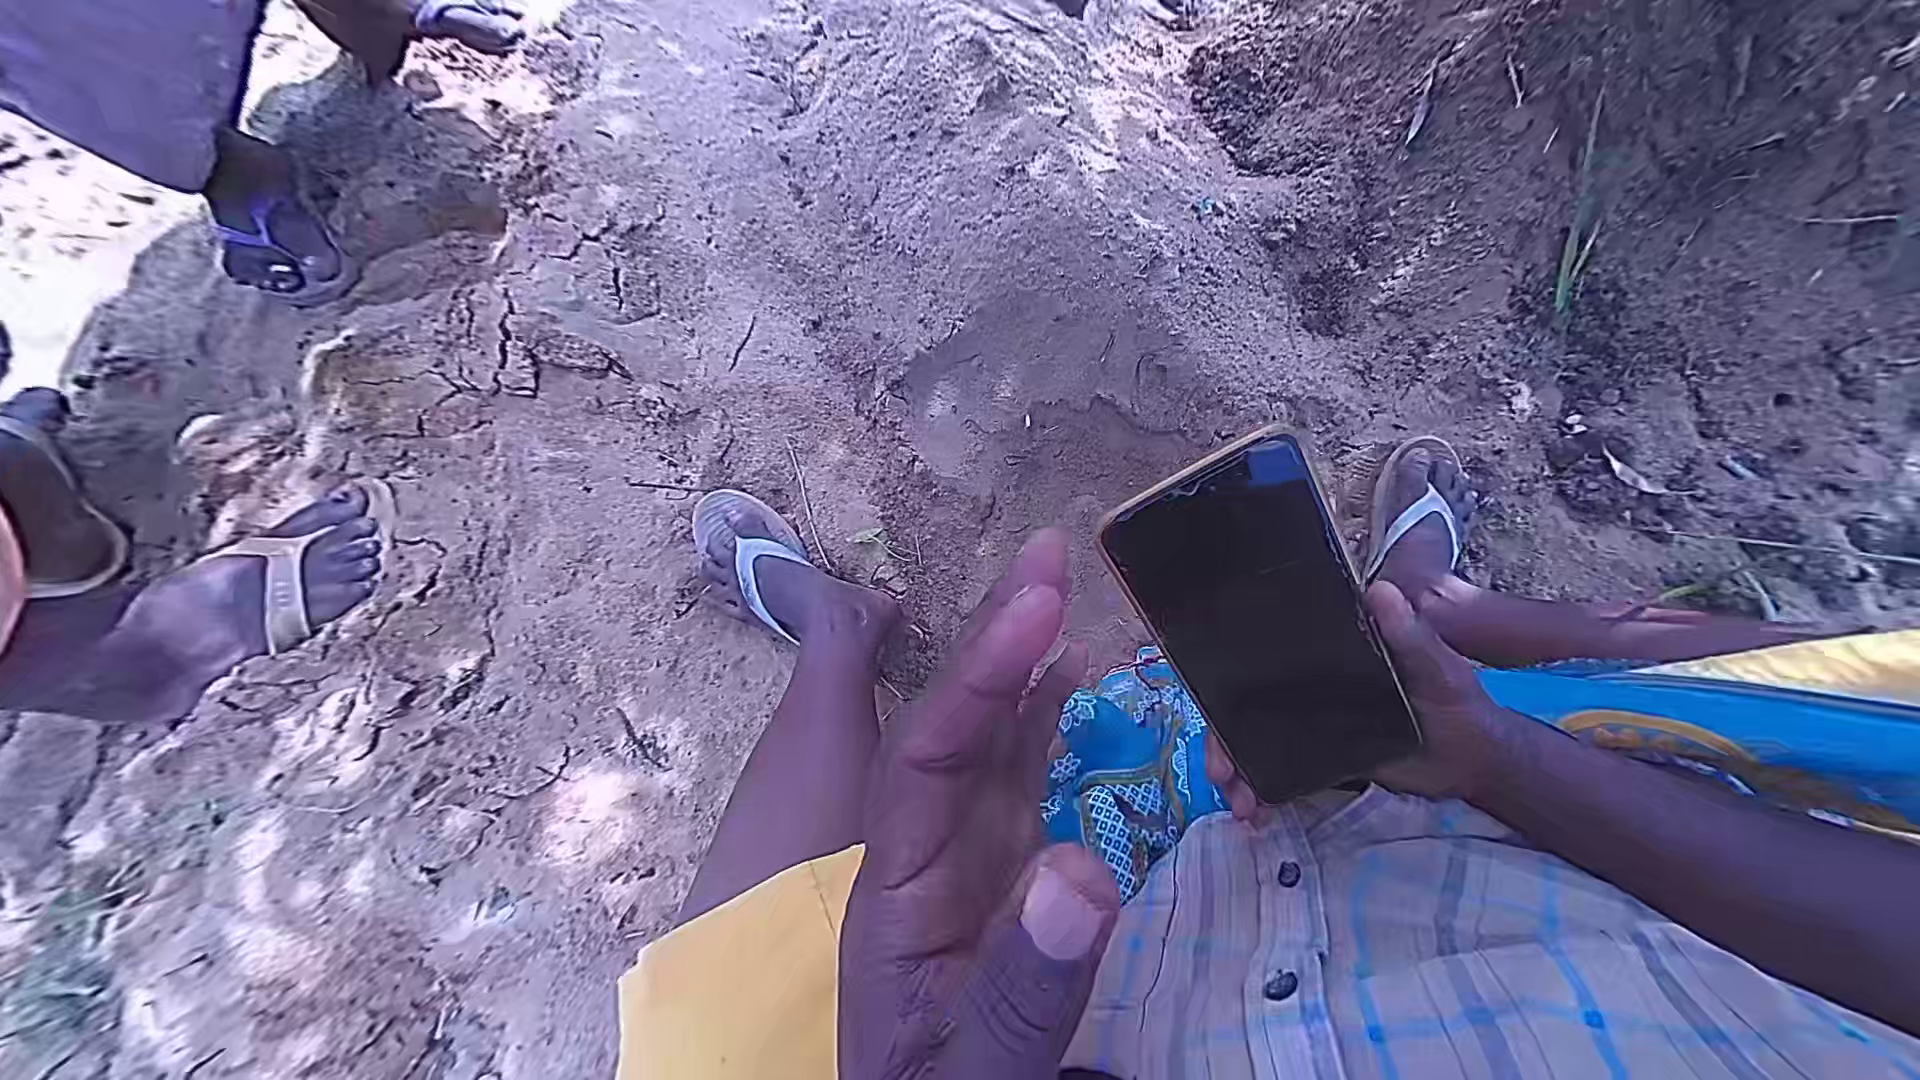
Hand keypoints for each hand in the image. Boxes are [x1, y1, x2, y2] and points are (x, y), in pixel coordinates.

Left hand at [839, 529, 1122, 1078]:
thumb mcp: (972, 1072)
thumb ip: (1023, 988)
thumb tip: (1086, 873)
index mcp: (897, 880)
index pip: (931, 747)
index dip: (983, 670)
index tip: (1038, 602)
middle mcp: (926, 839)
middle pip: (955, 715)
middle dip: (996, 632)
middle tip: (1047, 553)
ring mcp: (964, 842)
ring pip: (990, 728)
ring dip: (1020, 657)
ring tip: (1056, 589)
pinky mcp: (997, 854)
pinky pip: (1018, 766)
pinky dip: (1041, 711)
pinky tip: (1067, 671)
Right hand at [1205, 581, 1521, 818]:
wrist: (1476, 759)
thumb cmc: (1454, 698)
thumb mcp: (1435, 663)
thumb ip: (1409, 633)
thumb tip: (1380, 590)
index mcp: (1313, 657)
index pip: (1253, 663)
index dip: (1223, 683)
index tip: (1210, 706)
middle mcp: (1296, 688)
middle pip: (1239, 709)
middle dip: (1221, 742)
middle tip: (1221, 775)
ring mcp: (1301, 725)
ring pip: (1249, 743)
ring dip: (1235, 772)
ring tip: (1240, 806)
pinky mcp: (1314, 759)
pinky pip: (1273, 772)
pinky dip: (1258, 792)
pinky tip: (1253, 812)